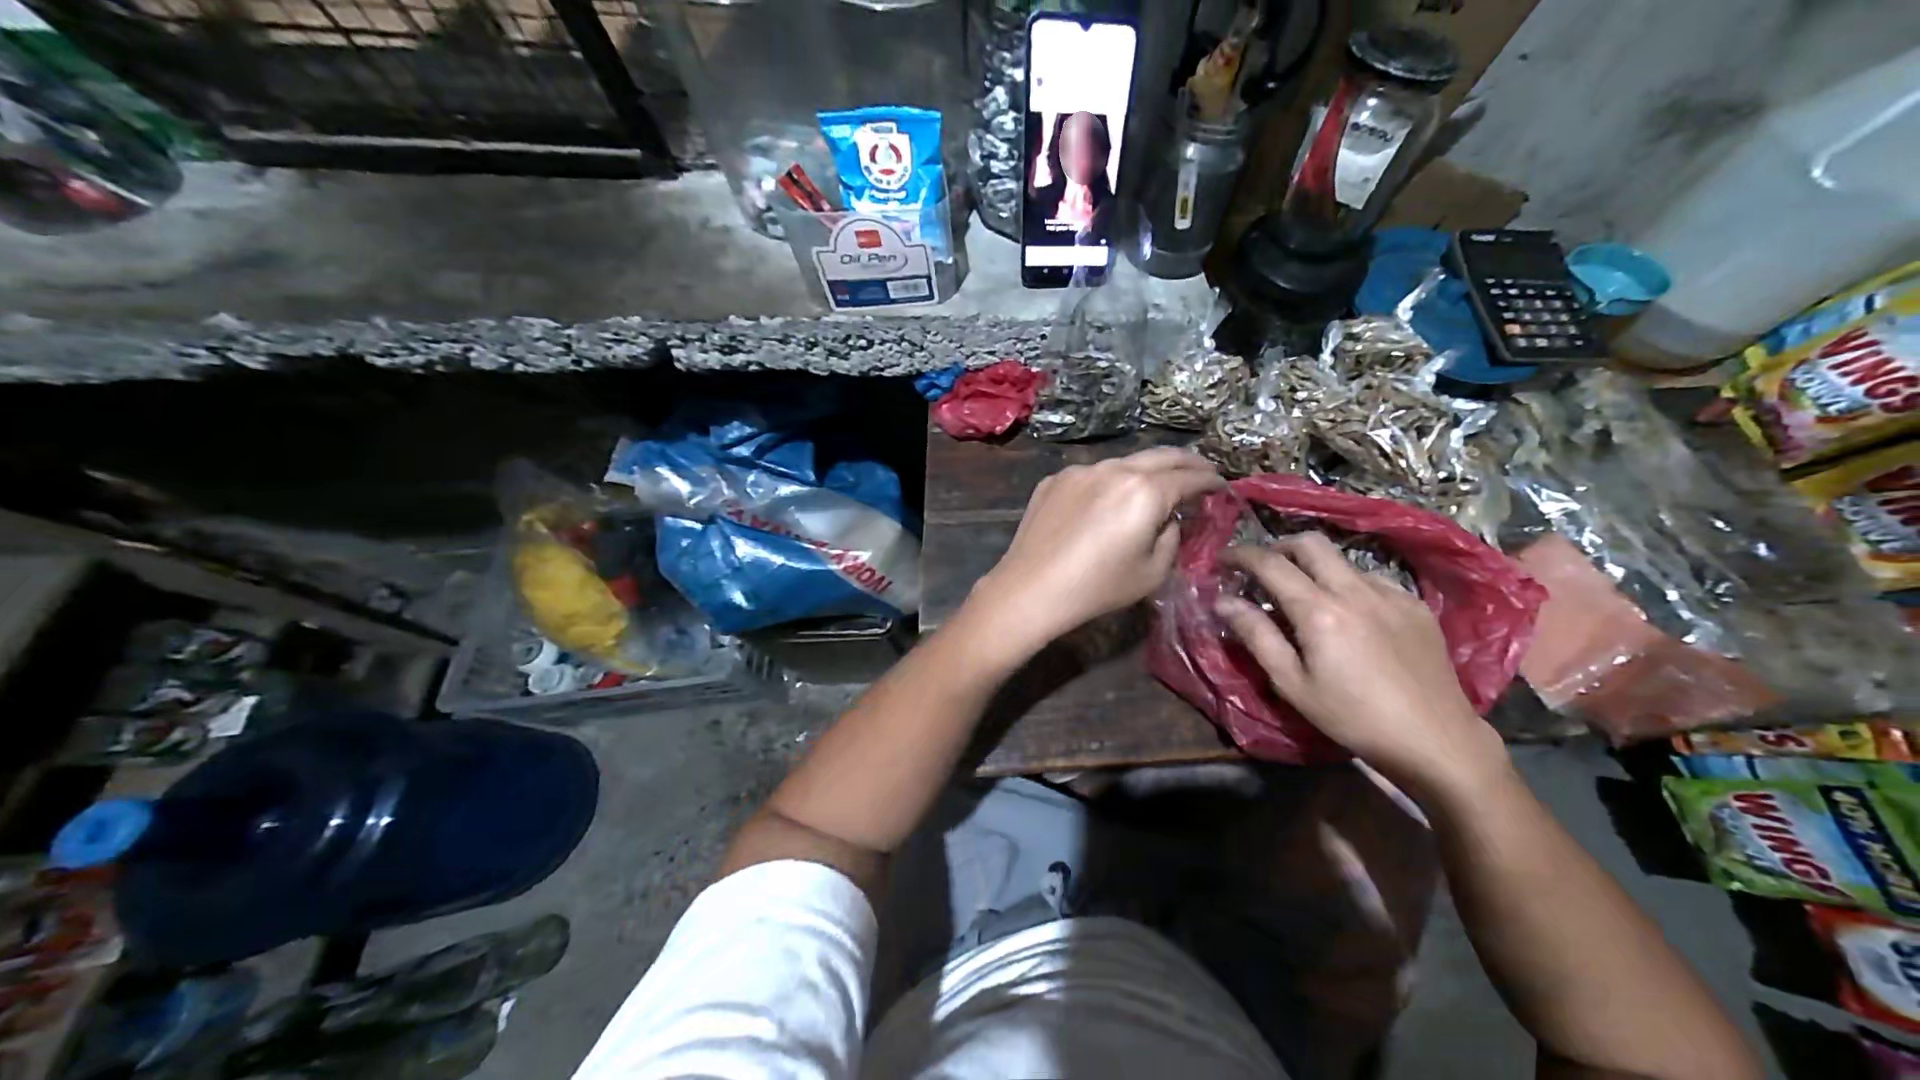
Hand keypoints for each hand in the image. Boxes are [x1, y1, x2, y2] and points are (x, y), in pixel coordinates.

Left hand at [970, 447, 1222, 654]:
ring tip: (1155, 486)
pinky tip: (1106, 503)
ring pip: (1124, 462)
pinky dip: (1110, 482)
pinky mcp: (1055, 479)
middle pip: (1162, 455)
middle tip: (1202, 472)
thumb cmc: (1097, 588)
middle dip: (1187, 462)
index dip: (1212, 481)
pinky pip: (1092, 474)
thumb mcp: (1153, 571)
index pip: (1190, 476)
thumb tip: (1170, 519)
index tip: (1222, 487)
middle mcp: (1114, 469)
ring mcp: (1080, 470)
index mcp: (1145, 491)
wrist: (1030, 590)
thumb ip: (1172, 536)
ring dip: (1146, 470)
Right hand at [1216, 534, 1507, 795]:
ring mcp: (1391, 594)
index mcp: (1320, 611)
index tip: (1223, 559)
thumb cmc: (1352, 718)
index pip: (1271, 564)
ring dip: (1314, 567)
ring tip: (1305, 596)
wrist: (1436, 739)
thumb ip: (1257, 636)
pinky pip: (1372, 580)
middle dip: (1279, 547)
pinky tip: (1349, 615)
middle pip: (1310, 543)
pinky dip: (1348, 585)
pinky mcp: (1415, 605)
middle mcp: (1356, 591)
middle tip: (1263, 569)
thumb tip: (1224, 601)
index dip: (1241, 555)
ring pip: (1342, 560)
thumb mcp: (1292, 683)